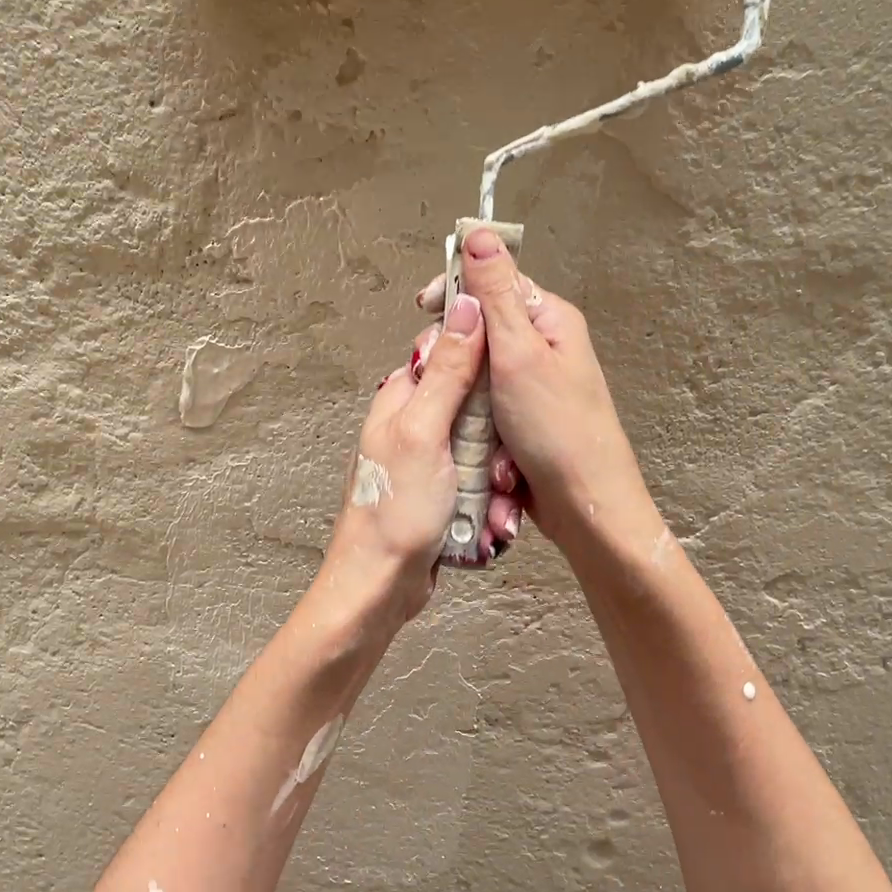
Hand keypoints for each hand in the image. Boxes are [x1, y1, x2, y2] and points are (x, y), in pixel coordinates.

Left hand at [326, 293, 519, 621]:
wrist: (380, 585)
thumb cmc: (393, 510)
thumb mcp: (424, 432)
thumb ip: (449, 372)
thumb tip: (467, 307)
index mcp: (402, 395)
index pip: (450, 349)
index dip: (485, 357)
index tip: (511, 376)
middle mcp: (415, 421)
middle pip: (478, 403)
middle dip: (496, 436)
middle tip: (495, 467)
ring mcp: (432, 458)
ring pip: (486, 446)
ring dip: (496, 476)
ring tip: (490, 503)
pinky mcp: (445, 490)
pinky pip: (481, 481)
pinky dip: (489, 501)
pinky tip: (487, 523)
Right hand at [418, 228, 645, 551]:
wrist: (584, 505)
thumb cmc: (557, 428)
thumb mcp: (519, 353)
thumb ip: (495, 294)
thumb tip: (480, 233)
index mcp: (547, 318)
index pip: (492, 281)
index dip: (455, 290)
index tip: (422, 307)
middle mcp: (540, 345)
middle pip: (475, 330)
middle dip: (453, 357)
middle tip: (441, 378)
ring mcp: (528, 384)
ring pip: (471, 373)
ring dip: (463, 399)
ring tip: (467, 425)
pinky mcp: (517, 417)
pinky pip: (479, 406)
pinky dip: (474, 424)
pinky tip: (479, 446)